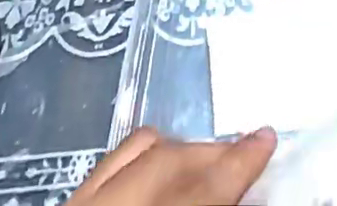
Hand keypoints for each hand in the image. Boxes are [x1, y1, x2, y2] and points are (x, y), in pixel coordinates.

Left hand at [66, 127, 275, 205]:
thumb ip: (209, 202)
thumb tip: (240, 188)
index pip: (202, 189)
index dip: (240, 163)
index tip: (267, 137)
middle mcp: (110, 204)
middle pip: (169, 160)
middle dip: (212, 153)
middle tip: (246, 153)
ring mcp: (82, 200)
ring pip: (136, 149)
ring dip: (179, 149)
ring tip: (208, 160)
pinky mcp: (69, 200)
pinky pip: (109, 161)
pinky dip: (143, 156)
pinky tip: (162, 167)